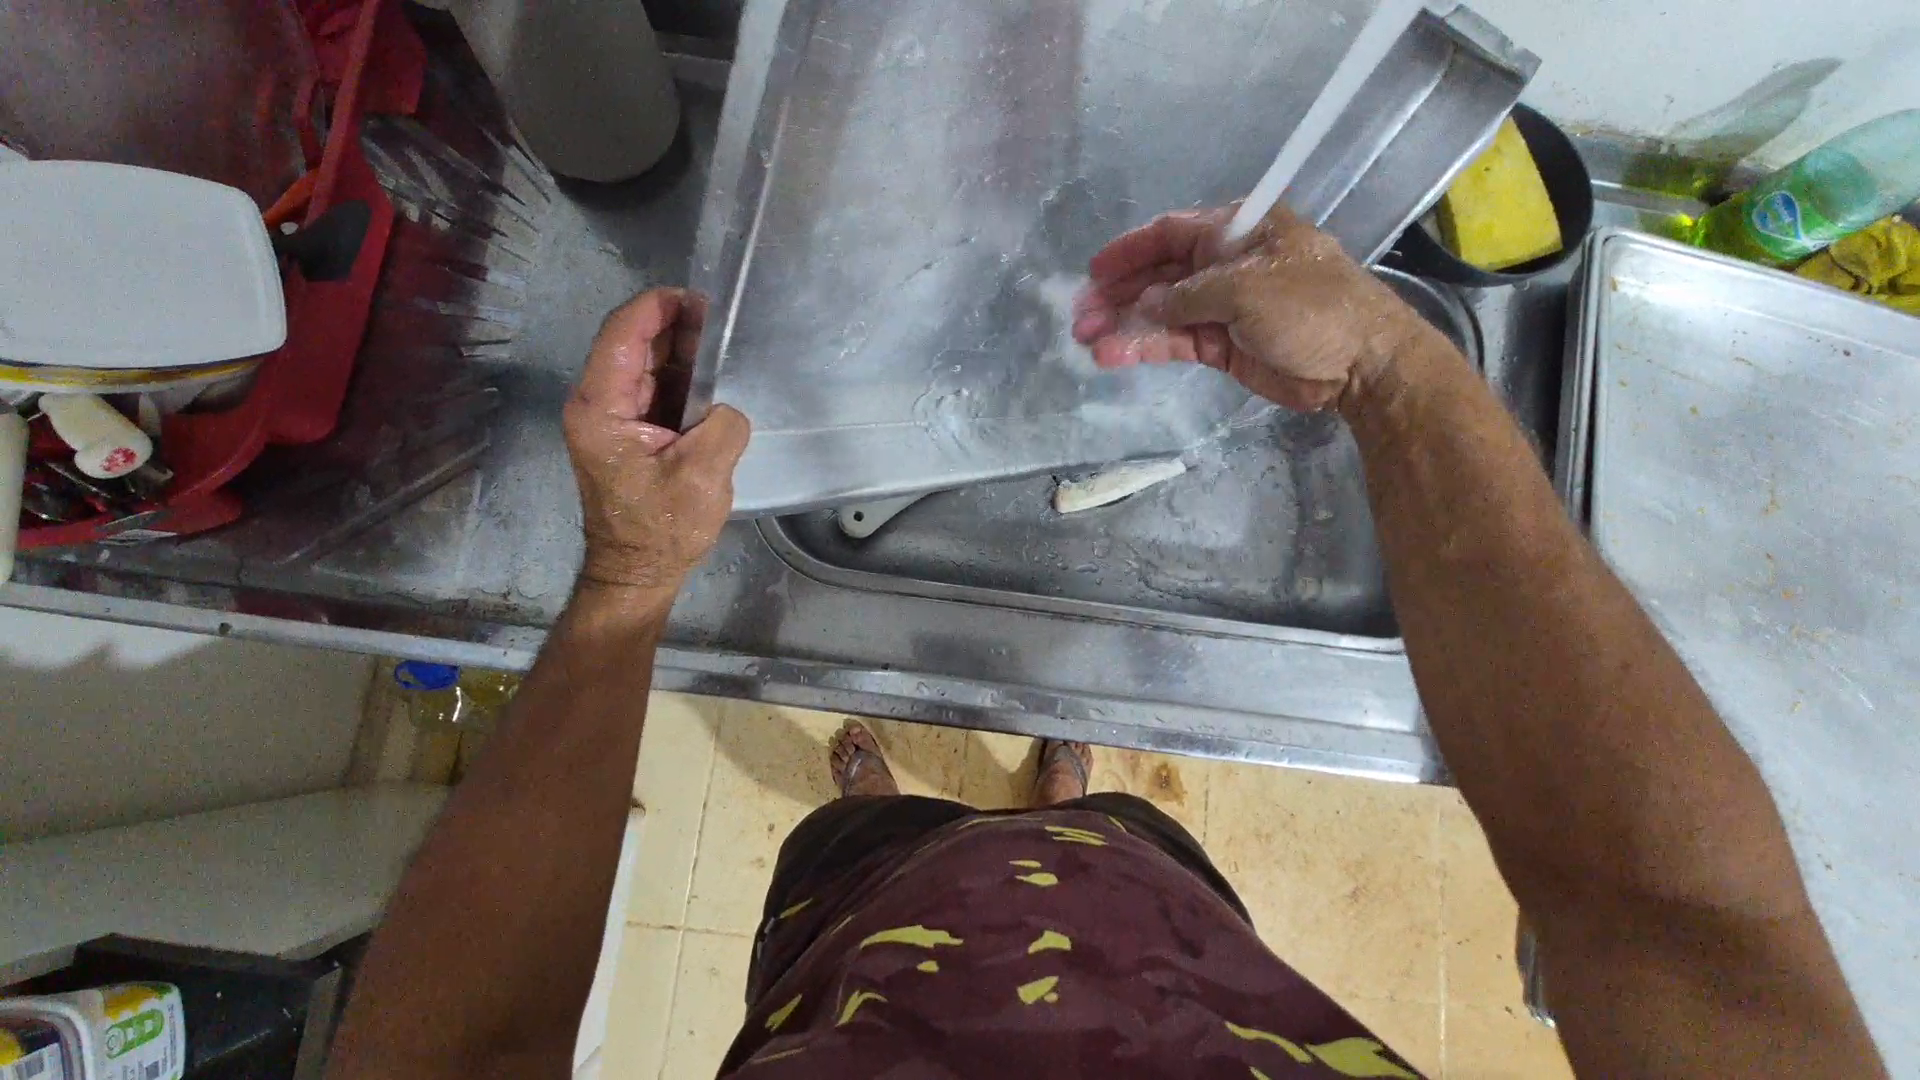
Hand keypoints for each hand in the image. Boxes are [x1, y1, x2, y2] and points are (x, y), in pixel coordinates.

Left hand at [564, 288, 749, 599]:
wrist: (638, 571)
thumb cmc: (662, 527)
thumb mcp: (703, 475)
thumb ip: (723, 426)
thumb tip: (724, 410)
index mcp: (601, 408)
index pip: (622, 336)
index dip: (656, 308)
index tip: (696, 297)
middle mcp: (597, 406)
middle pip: (630, 346)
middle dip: (672, 326)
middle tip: (717, 317)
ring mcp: (611, 420)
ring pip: (644, 367)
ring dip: (678, 351)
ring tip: (719, 340)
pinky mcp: (629, 435)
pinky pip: (653, 392)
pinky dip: (680, 379)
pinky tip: (709, 377)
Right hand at [1072, 204, 1430, 411]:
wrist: (1358, 363)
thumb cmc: (1311, 307)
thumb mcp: (1247, 288)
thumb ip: (1188, 295)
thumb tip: (1144, 305)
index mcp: (1235, 233)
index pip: (1170, 233)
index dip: (1129, 251)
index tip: (1093, 272)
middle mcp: (1222, 266)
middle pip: (1157, 276)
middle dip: (1118, 295)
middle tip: (1080, 317)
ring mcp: (1219, 308)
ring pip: (1160, 313)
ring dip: (1124, 325)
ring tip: (1087, 341)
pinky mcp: (1220, 346)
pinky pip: (1174, 342)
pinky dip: (1145, 347)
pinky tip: (1115, 355)